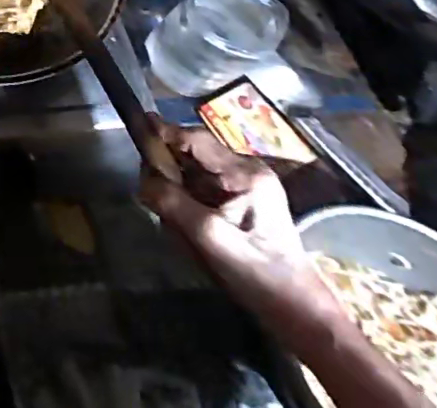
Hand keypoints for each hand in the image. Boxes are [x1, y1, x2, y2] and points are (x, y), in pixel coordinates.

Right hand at [137, 120, 344, 336]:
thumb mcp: (210, 238)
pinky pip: (206, 189)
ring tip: (170, 217)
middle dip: (170, 168)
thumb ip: (174, 205)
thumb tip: (143, 182)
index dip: (166, 133)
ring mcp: (248, 185)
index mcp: (245, 174)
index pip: (197, 140)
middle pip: (195, 154)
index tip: (140, 126)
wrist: (297, 309)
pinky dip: (190, 200)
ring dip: (179, 188)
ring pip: (198, 172)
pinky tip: (186, 227)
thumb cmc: (257, 274)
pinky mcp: (245, 201)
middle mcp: (248, 170)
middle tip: (148, 187)